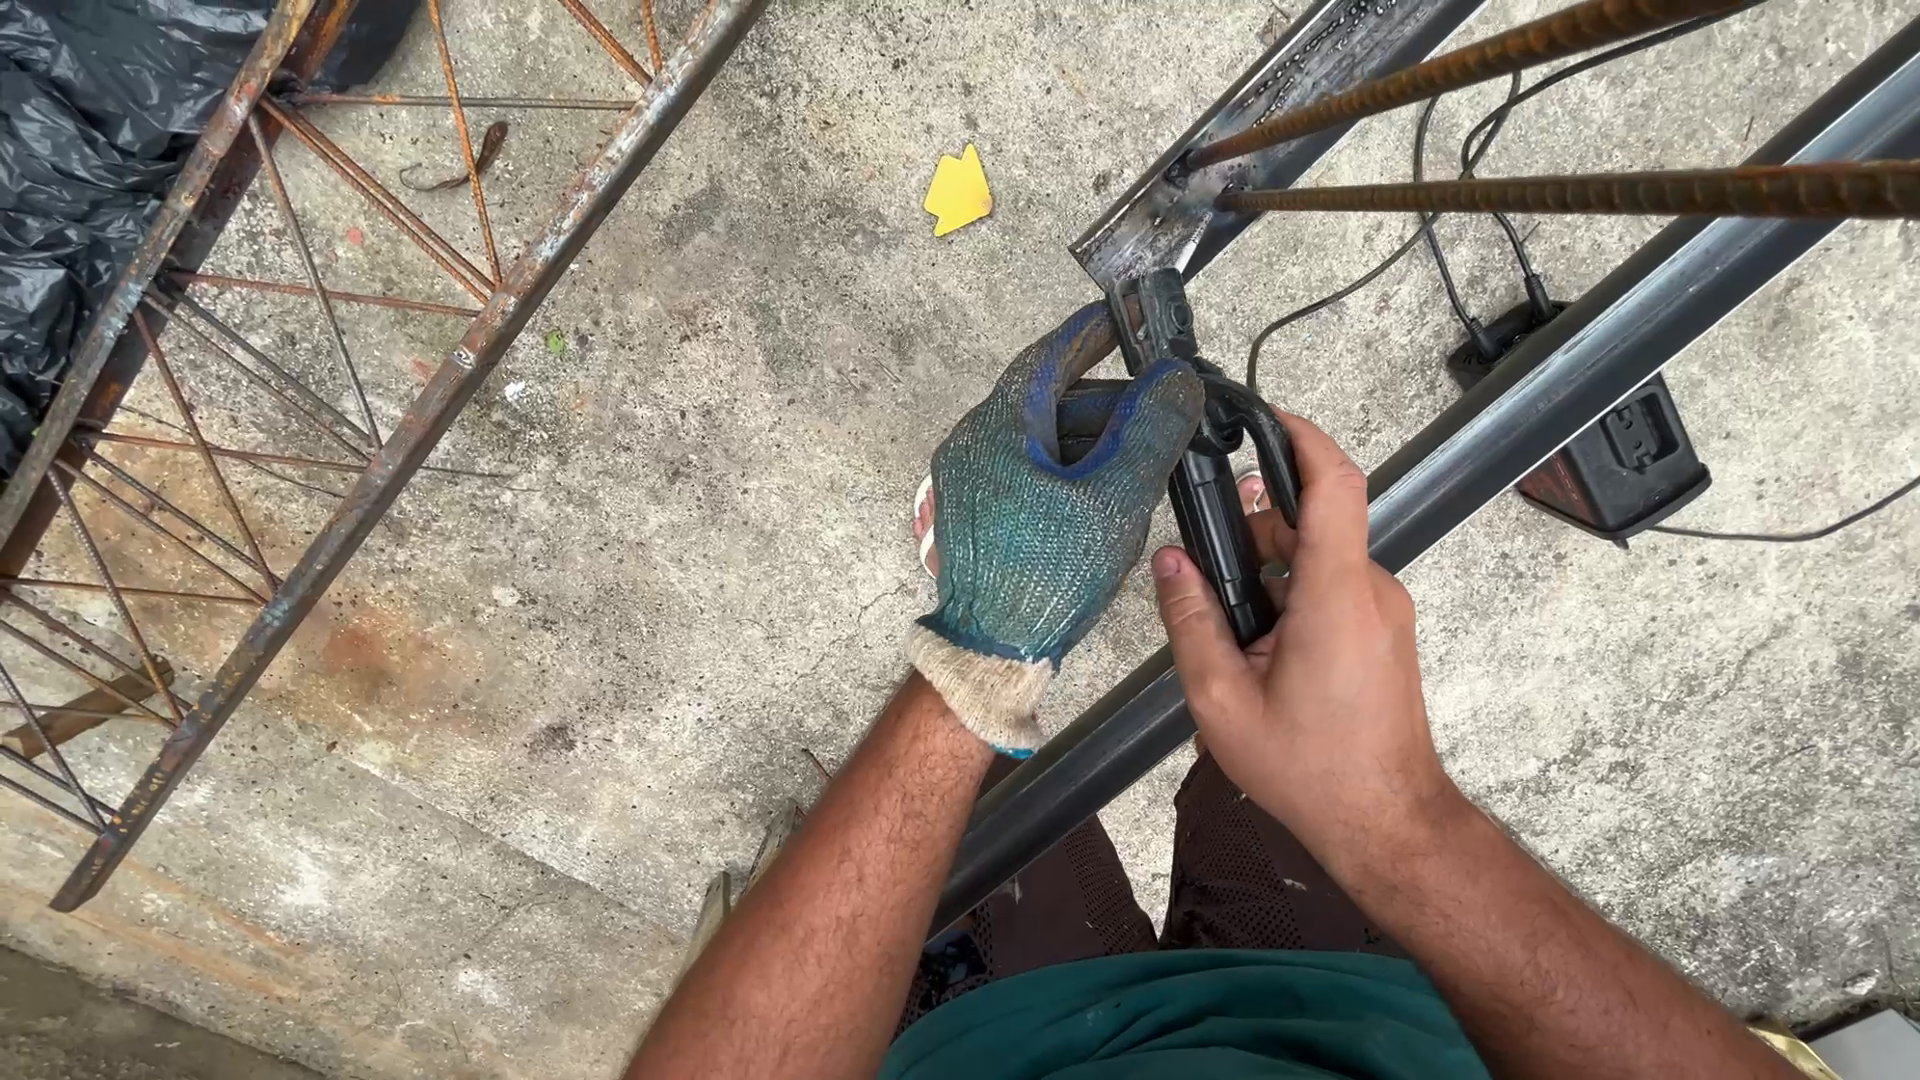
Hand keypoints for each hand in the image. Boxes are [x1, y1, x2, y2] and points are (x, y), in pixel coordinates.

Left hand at [910, 303, 1203, 754]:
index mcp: (999, 427)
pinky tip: (1106, 484)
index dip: (1093, 332)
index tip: (1126, 316)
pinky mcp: (979, 504)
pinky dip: (1070, 466)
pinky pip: (1030, 466)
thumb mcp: (1113, 498)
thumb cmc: (1048, 574)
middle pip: (1050, 398)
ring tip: (1140, 455)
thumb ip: (1150, 431)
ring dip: (1092, 437)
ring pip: (1043, 435)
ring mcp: (972, 475)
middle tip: (1158, 406)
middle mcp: (975, 442)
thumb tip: (1177, 379)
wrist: (994, 647)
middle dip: (1108, 400)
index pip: (1049, 355)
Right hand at [1149, 411, 1461, 857]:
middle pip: (1311, 520)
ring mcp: (1383, 609)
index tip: (1261, 418)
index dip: (1301, 437)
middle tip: (1202, 559)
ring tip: (1225, 616)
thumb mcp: (1221, 700)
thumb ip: (1190, 621)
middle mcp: (1370, 589)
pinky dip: (1288, 587)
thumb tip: (1169, 560)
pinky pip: (1331, 582)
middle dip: (1253, 524)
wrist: (1388, 823)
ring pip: (1317, 554)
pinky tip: (1256, 636)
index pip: (1335, 485)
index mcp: (1335, 596)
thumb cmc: (1308, 768)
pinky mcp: (1382, 627)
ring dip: (1267, 564)